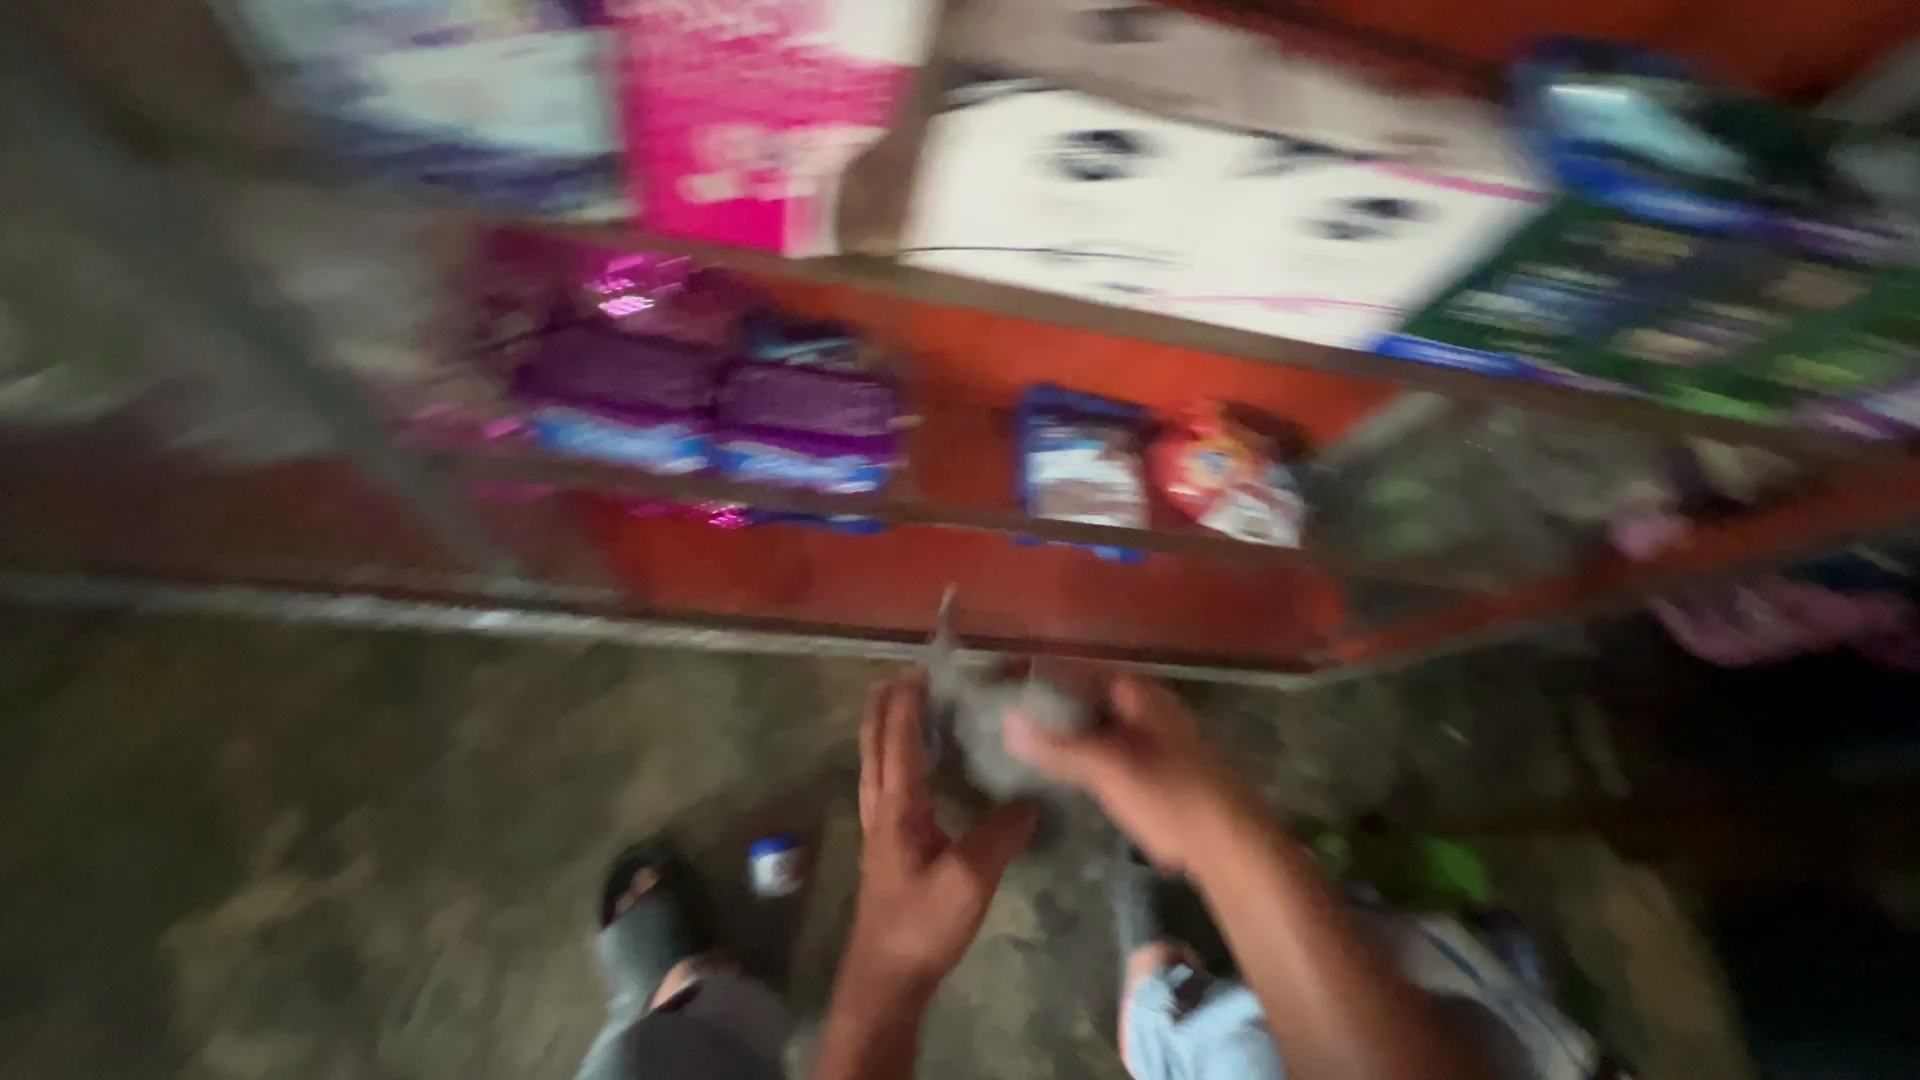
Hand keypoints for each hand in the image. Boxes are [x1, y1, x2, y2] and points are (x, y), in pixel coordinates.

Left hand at [847, 675, 1038, 992]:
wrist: (887, 979)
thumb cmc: (922, 924)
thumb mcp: (969, 879)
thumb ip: (1000, 834)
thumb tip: (1029, 799)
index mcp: (897, 806)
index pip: (899, 740)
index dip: (907, 703)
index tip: (921, 669)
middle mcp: (881, 808)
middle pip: (875, 744)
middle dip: (884, 707)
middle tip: (904, 677)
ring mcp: (880, 828)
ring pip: (876, 764)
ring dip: (886, 731)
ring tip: (906, 709)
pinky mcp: (887, 847)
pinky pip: (886, 785)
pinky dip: (895, 760)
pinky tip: (918, 769)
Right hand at [1005, 673, 1255, 872]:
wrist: (1233, 846)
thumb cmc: (1171, 797)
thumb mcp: (1109, 770)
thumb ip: (1058, 746)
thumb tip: (1006, 721)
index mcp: (1136, 692)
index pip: (1074, 669)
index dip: (1035, 673)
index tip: (997, 680)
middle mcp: (1144, 704)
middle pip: (1083, 693)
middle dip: (1043, 700)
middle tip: (999, 711)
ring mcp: (1150, 734)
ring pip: (1092, 721)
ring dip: (1059, 726)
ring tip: (1017, 736)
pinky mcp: (1151, 765)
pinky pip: (1103, 745)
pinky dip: (1077, 748)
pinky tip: (1055, 765)